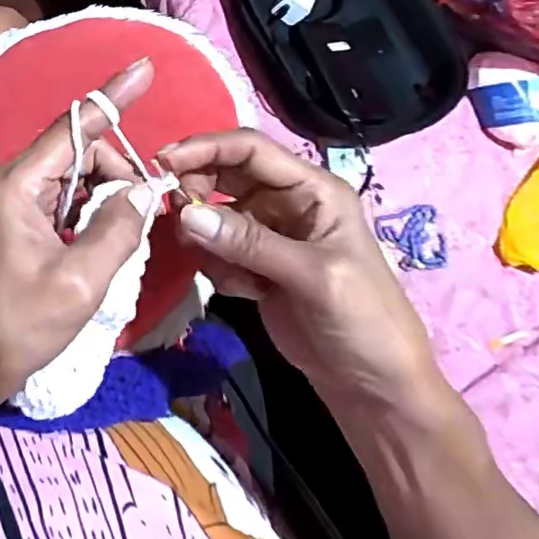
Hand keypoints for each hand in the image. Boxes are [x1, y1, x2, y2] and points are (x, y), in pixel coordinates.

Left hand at [0, 59, 160, 408]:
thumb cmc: (24, 321)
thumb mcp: (81, 279)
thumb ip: (117, 229)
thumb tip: (141, 193)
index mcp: (17, 186)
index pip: (72, 127)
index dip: (111, 96)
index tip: (144, 68)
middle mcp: (11, 182)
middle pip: (77, 151)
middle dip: (116, 169)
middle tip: (143, 207)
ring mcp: (13, 200)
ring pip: (74, 174)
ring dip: (106, 191)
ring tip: (126, 226)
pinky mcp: (19, 219)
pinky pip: (64, 196)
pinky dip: (91, 206)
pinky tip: (106, 232)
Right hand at [157, 129, 450, 419]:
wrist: (375, 390)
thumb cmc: (365, 322)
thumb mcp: (313, 276)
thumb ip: (249, 242)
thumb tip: (186, 214)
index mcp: (313, 189)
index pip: (250, 149)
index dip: (205, 148)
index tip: (162, 162)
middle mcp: (287, 202)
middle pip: (225, 174)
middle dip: (196, 190)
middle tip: (177, 217)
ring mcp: (269, 233)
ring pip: (214, 213)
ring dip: (205, 236)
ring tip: (224, 270)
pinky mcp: (254, 264)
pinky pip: (215, 248)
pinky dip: (216, 265)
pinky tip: (244, 291)